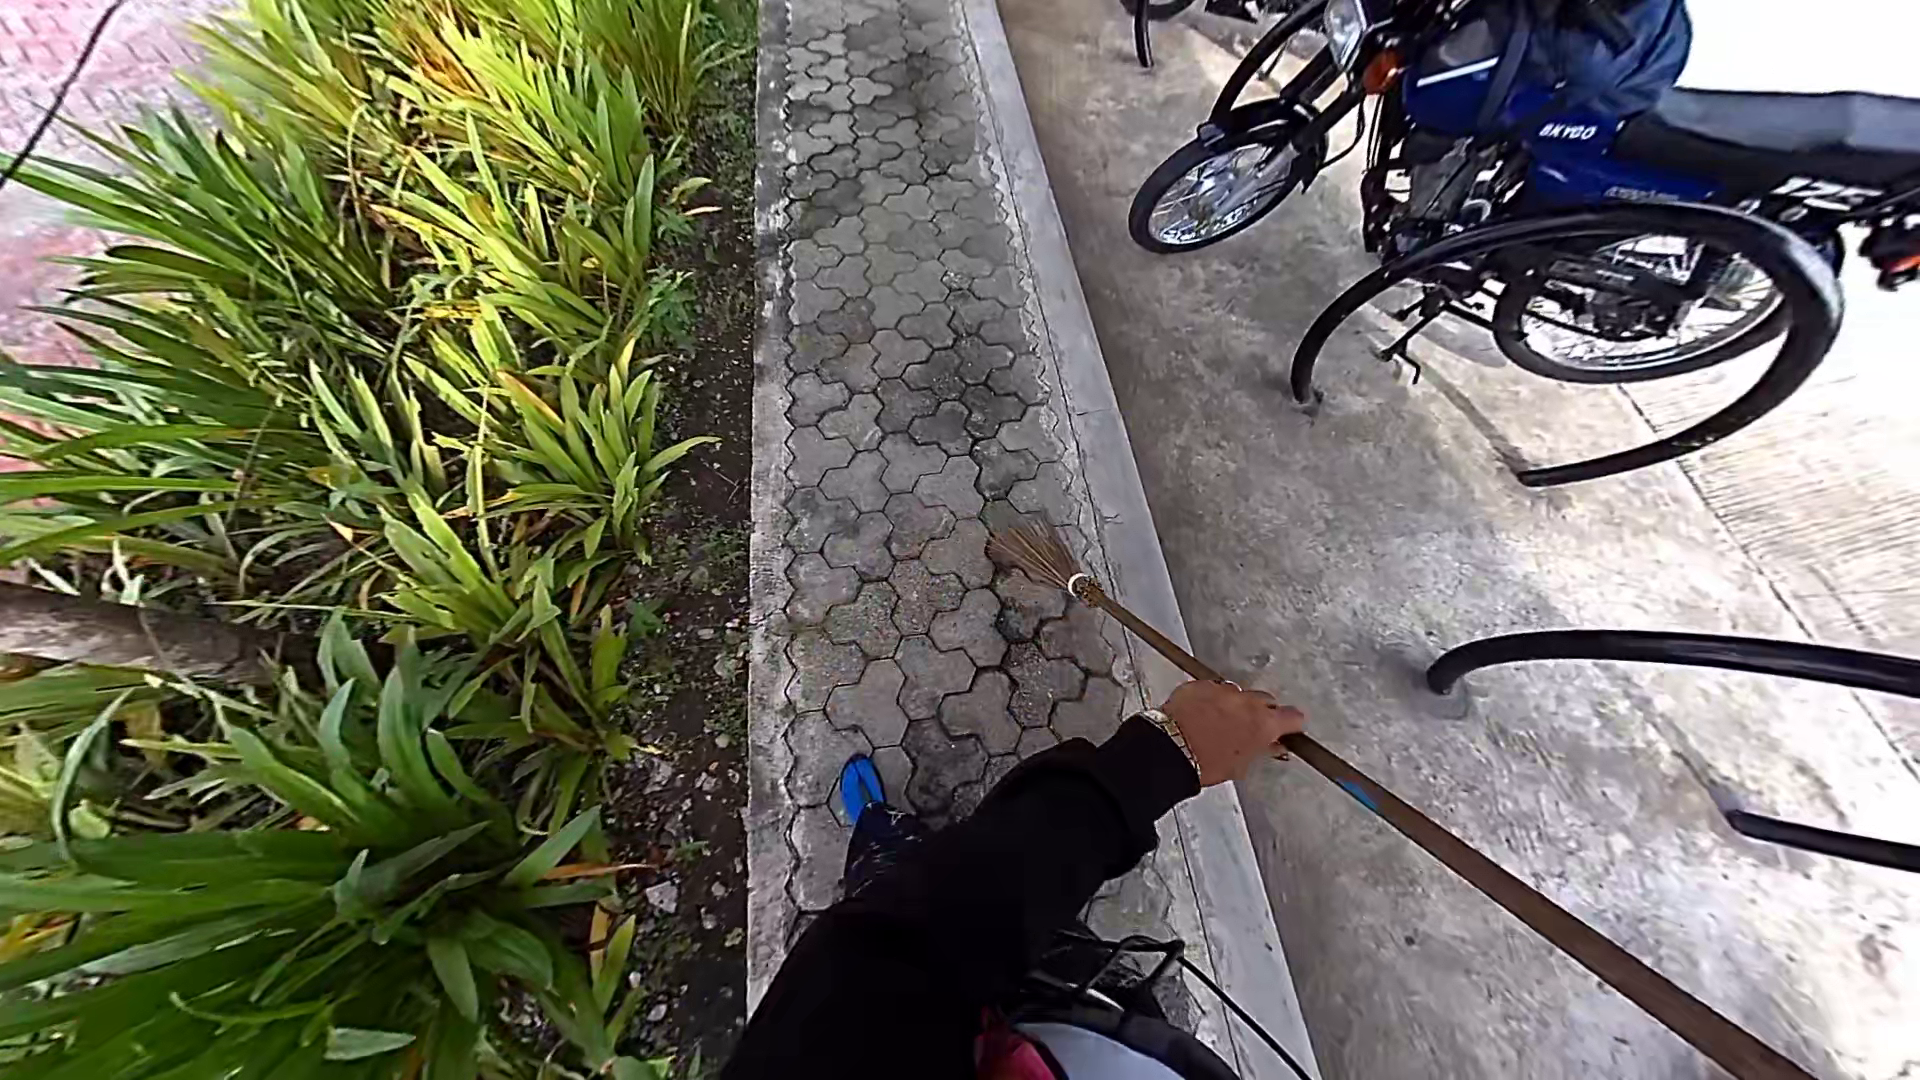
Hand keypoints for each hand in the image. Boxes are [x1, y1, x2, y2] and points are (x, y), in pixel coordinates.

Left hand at [1161, 680, 1304, 786]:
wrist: (1172, 748)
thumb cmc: (1205, 762)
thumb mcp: (1242, 764)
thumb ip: (1262, 749)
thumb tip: (1273, 744)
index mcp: (1264, 724)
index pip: (1293, 716)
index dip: (1290, 723)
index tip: (1288, 726)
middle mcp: (1246, 702)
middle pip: (1265, 699)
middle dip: (1261, 710)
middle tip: (1249, 724)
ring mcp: (1223, 690)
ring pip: (1237, 691)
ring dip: (1234, 702)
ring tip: (1220, 718)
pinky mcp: (1201, 684)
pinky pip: (1212, 687)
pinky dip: (1211, 696)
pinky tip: (1202, 710)